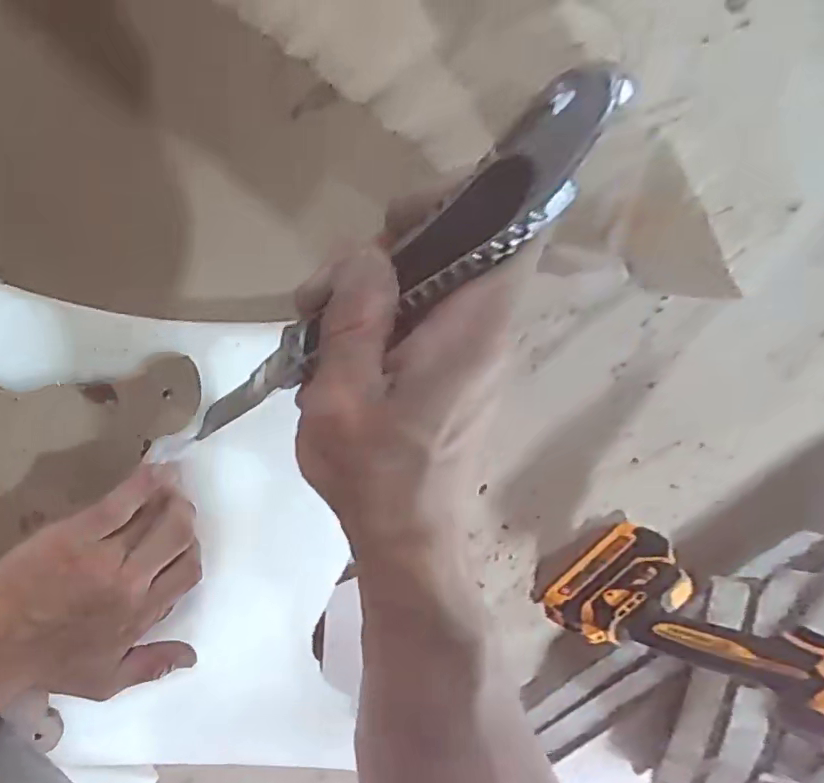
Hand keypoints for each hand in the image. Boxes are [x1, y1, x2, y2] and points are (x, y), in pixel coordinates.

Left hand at [0, 463, 201, 700]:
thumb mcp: (106, 681)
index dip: (190, 552)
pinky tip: (154, 470)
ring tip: (170, 482)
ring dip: (170, 496)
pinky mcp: (76, 534)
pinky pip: (120, 504)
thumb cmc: (48, 665)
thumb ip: (151, 667)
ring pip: (155, 517)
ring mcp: (105, 556)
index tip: (181, 542)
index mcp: (140, 616)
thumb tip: (191, 656)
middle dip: (185, 518)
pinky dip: (142, 483)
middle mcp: (132, 584)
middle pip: (178, 539)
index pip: (186, 574)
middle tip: (178, 506)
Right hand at [293, 240, 523, 551]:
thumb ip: (354, 320)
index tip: (386, 228)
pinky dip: (374, 333)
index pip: (510, 222)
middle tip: (316, 301)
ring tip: (313, 344)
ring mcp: (471, 358)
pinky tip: (332, 369)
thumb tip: (364, 254)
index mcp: (472, 328)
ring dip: (367, 302)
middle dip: (380, 261)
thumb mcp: (342, 397)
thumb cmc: (373, 474)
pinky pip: (419, 329)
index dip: (455, 201)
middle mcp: (486, 333)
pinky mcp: (452, 381)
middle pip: (454, 254)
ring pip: (427, 293)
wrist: (404, 539)